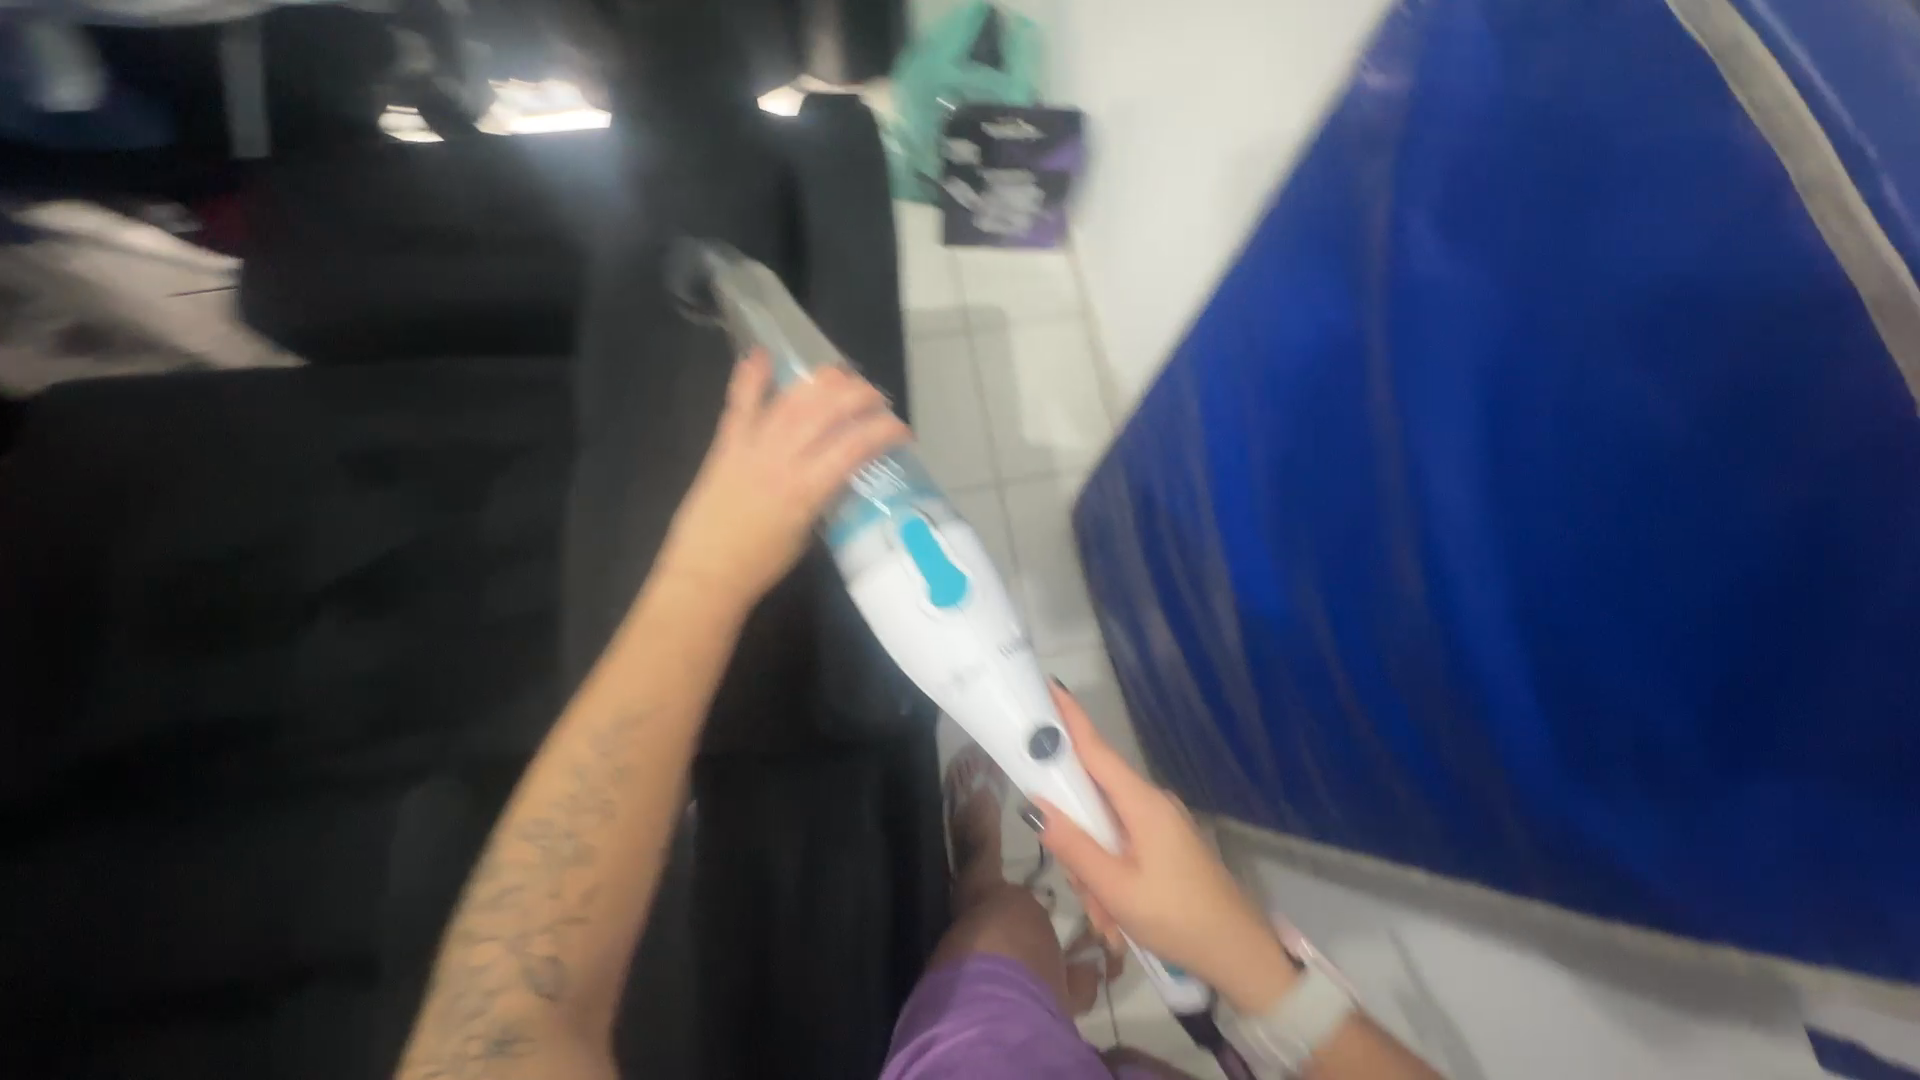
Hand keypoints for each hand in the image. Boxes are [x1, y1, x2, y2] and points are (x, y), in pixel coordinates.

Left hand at [656, 350, 908, 611]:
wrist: (706, 573)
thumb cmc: (762, 565)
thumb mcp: (809, 533)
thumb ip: (826, 496)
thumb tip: (842, 473)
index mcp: (808, 489)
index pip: (856, 446)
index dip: (885, 431)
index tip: (902, 432)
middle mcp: (782, 460)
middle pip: (828, 411)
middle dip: (860, 396)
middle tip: (877, 399)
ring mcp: (752, 447)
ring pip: (793, 401)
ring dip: (821, 382)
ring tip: (842, 376)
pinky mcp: (726, 445)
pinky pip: (740, 405)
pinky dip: (751, 377)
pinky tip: (763, 354)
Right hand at [1035, 685, 1297, 1012]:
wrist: (1241, 955)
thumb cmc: (1178, 917)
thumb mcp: (1116, 888)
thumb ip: (1073, 845)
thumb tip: (1036, 804)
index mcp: (1141, 803)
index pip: (1095, 749)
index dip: (1070, 718)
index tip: (1047, 687)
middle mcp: (1150, 803)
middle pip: (1091, 799)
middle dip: (1076, 843)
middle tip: (1082, 889)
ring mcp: (1159, 824)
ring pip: (1103, 831)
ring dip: (1094, 873)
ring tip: (1108, 919)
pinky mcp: (1165, 845)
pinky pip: (1121, 847)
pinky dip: (1111, 879)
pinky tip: (1117, 918)